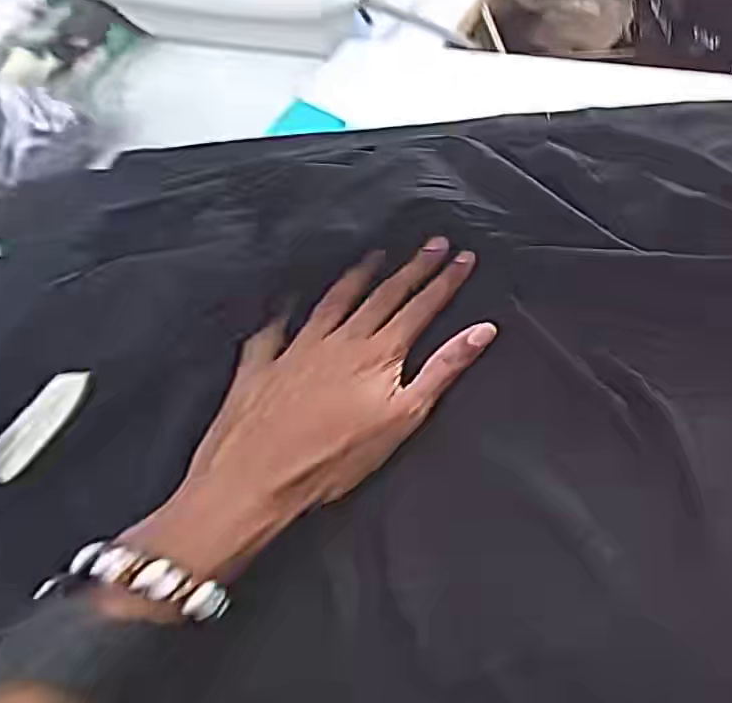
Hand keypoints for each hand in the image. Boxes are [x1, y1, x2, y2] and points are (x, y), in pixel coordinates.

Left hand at [106, 239, 495, 613]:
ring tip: (375, 254)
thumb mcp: (404, 416)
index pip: (422, 305)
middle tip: (433, 242)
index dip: (446, 279)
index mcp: (378, 352)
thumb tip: (483, 330)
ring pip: (334, 301)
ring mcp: (296, 350)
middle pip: (385, 295)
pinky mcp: (258, 369)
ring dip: (359, 275)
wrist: (248, 488)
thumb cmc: (334, 459)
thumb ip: (445, 367)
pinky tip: (286, 298)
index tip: (464, 256)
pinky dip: (281, 310)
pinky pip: (271, 330)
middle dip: (414, 267)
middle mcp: (340, 340)